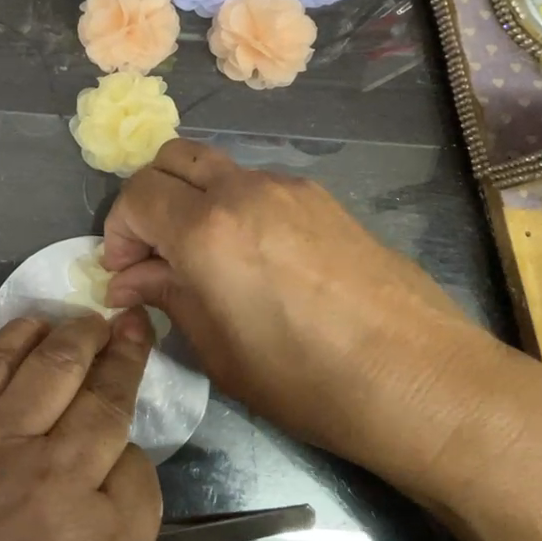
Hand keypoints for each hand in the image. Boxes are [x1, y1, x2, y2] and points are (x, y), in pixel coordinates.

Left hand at [0, 312, 186, 540]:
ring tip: (96, 318)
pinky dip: (18, 336)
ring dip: (81, 336)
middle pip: (105, 406)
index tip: (125, 454)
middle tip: (136, 325)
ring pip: (55, 370)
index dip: (136, 462)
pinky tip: (35, 323)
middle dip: (126, 361)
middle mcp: (57, 479)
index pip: (140, 478)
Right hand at [101, 139, 487, 482]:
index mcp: (207, 230)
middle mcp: (242, 191)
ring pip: (216, 166)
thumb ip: (168, 297)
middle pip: (171, 159)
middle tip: (152, 250)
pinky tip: (253, 256)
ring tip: (202, 254)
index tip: (123, 272)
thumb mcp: (220, 351)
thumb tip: (130, 281)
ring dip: (192, 198)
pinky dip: (233, 205)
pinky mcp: (321, 198)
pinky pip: (256, 184)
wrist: (424, 381)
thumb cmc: (309, 381)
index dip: (118, 230)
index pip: (137, 195)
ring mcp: (287, 188)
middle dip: (148, 198)